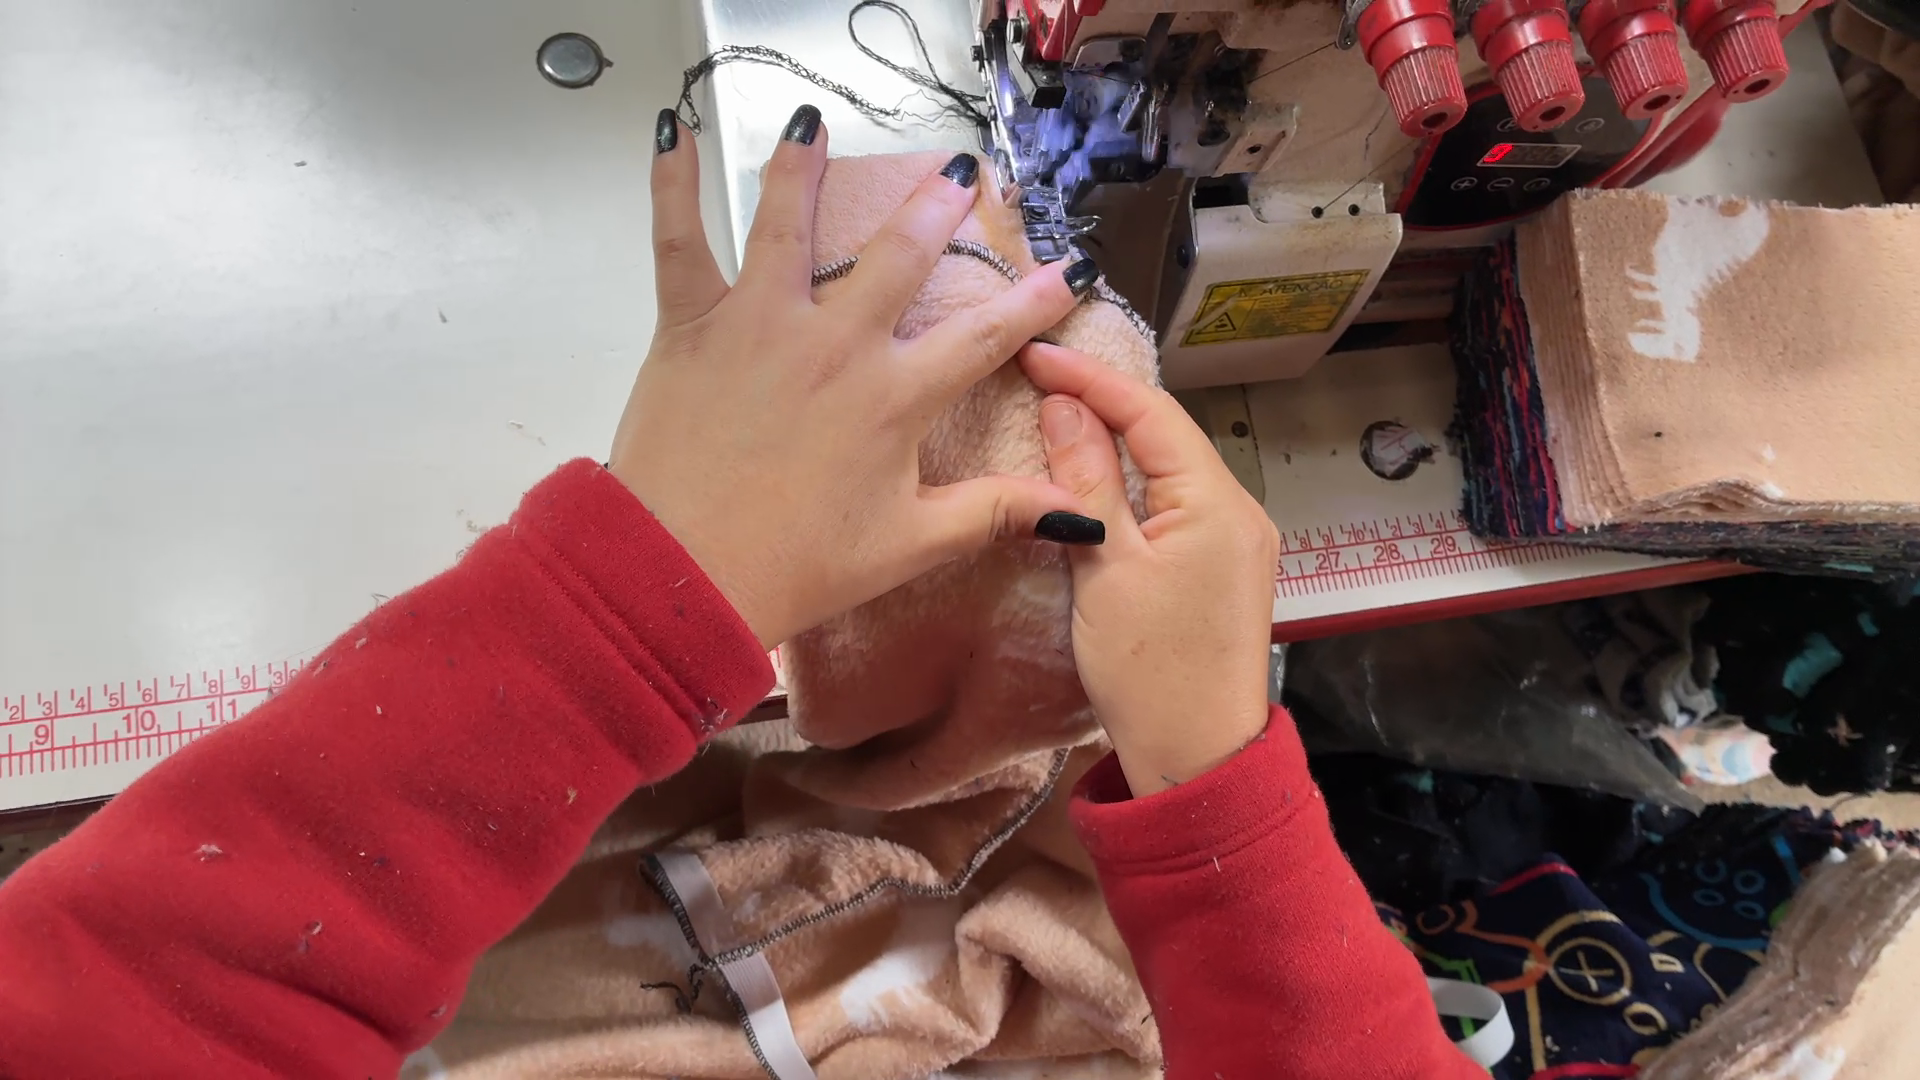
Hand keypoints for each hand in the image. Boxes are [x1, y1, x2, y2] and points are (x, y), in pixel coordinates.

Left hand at [611, 106, 1099, 647]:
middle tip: (958, 172)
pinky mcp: (690, 326)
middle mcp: (833, 343)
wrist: (684, 574)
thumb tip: (1076, 516)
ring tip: (814, 126)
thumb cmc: (802, 565)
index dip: (1034, 302)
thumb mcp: (911, 544)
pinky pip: (678, 240)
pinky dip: (672, 186)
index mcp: (892, 397)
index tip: (1071, 267)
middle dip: (935, 210)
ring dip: (805, 169)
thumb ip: (994, 514)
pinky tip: (673, 134)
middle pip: (897, 257)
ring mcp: (759, 324)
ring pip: (787, 225)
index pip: (983, 337)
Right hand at [1021, 342, 1278, 796]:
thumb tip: (1064, 406)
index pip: (1151, 413)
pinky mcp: (1221, 565)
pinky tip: (1097, 474)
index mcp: (1216, 503)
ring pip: (1168, 468)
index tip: (1036, 354)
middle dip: (1104, 403)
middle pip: (1165, 435)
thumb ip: (1086, 481)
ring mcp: (1235, 539)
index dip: (1091, 378)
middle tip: (1041, 378)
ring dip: (1116, 441)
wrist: (1198, 758)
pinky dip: (1132, 481)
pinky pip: (1173, 501)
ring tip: (1059, 413)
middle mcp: (1239, 509)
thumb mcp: (1105, 568)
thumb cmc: (1147, 669)